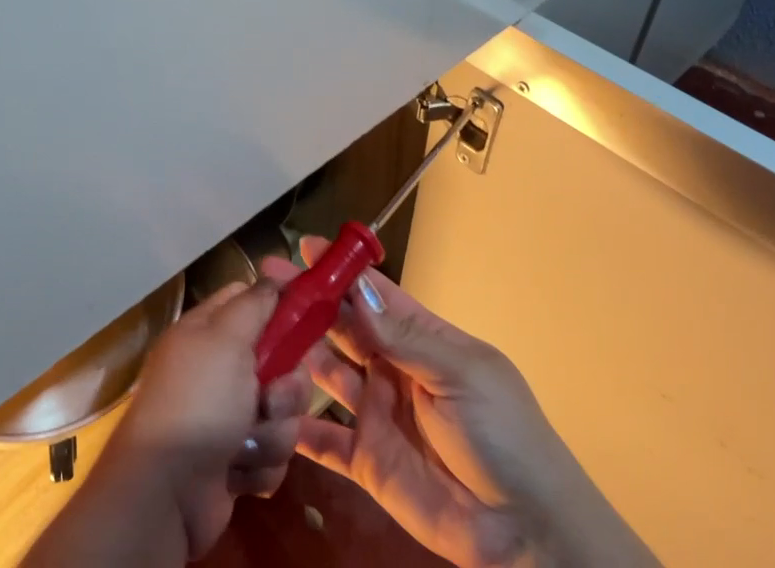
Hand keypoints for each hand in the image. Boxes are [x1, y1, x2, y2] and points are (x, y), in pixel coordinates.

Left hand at [113, 279, 313, 554]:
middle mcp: (219, 371)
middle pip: (281, 363)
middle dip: (285, 391)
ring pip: (282, 414)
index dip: (282, 305)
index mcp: (208, 334)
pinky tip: (236, 473)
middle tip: (268, 401)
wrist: (167, 493)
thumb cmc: (198, 404)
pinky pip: (273, 453)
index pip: (252, 301)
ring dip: (271, 434)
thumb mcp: (225, 339)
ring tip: (243, 446)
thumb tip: (273, 276)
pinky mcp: (235, 459)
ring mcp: (227, 417)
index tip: (311, 313)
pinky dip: (259, 465)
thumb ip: (254, 304)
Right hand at [261, 237, 656, 567]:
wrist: (521, 526)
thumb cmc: (501, 434)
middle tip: (263, 286)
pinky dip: (294, 424)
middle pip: (343, 330)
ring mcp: (376, 414)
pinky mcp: (364, 460)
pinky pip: (321, 438)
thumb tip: (358, 291)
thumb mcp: (462, 375)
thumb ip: (406, 338)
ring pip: (325, 375)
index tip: (304, 249)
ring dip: (294, 356)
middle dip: (308, 306)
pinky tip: (261, 408)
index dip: (342, 274)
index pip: (375, 297)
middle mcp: (393, 370)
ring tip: (254, 336)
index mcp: (424, 341)